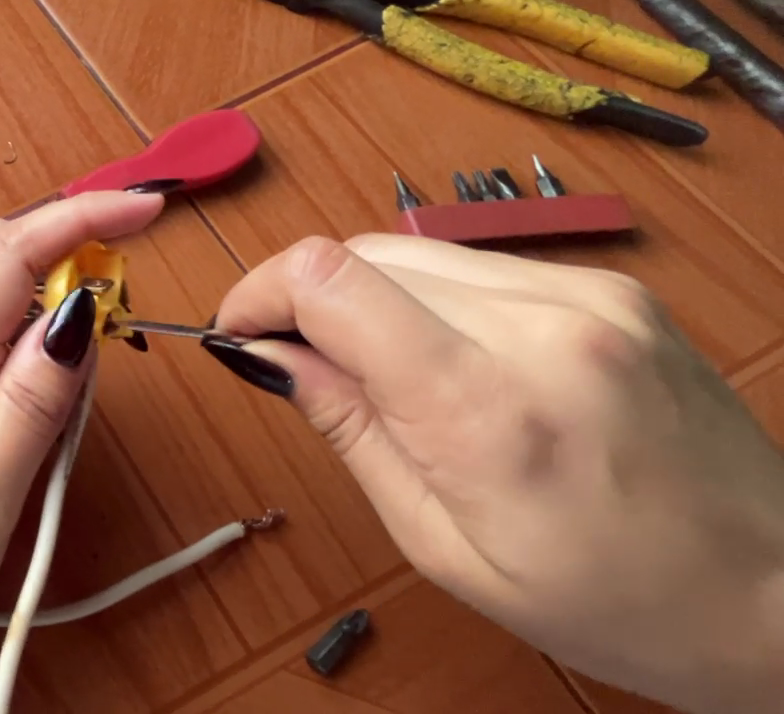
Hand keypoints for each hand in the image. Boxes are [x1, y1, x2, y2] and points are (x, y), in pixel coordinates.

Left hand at [0, 191, 164, 662]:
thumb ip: (33, 401)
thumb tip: (76, 317)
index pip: (13, 251)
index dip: (81, 217)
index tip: (144, 209)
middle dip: (68, 232)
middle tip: (133, 263)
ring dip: (43, 262)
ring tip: (101, 304)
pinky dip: (17, 297)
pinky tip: (43, 343)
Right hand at [217, 235, 783, 713]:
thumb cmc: (607, 597)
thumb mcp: (438, 540)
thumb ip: (342, 423)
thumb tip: (262, 350)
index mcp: (486, 403)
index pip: (326, 279)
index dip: (257, 291)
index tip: (240, 332)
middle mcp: (538, 322)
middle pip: (353, 254)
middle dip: (302, 299)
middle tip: (301, 362)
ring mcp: (582, 293)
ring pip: (401, 250)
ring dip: (360, 296)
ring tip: (378, 366)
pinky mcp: (603, 284)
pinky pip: (462, 262)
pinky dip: (420, 296)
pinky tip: (443, 354)